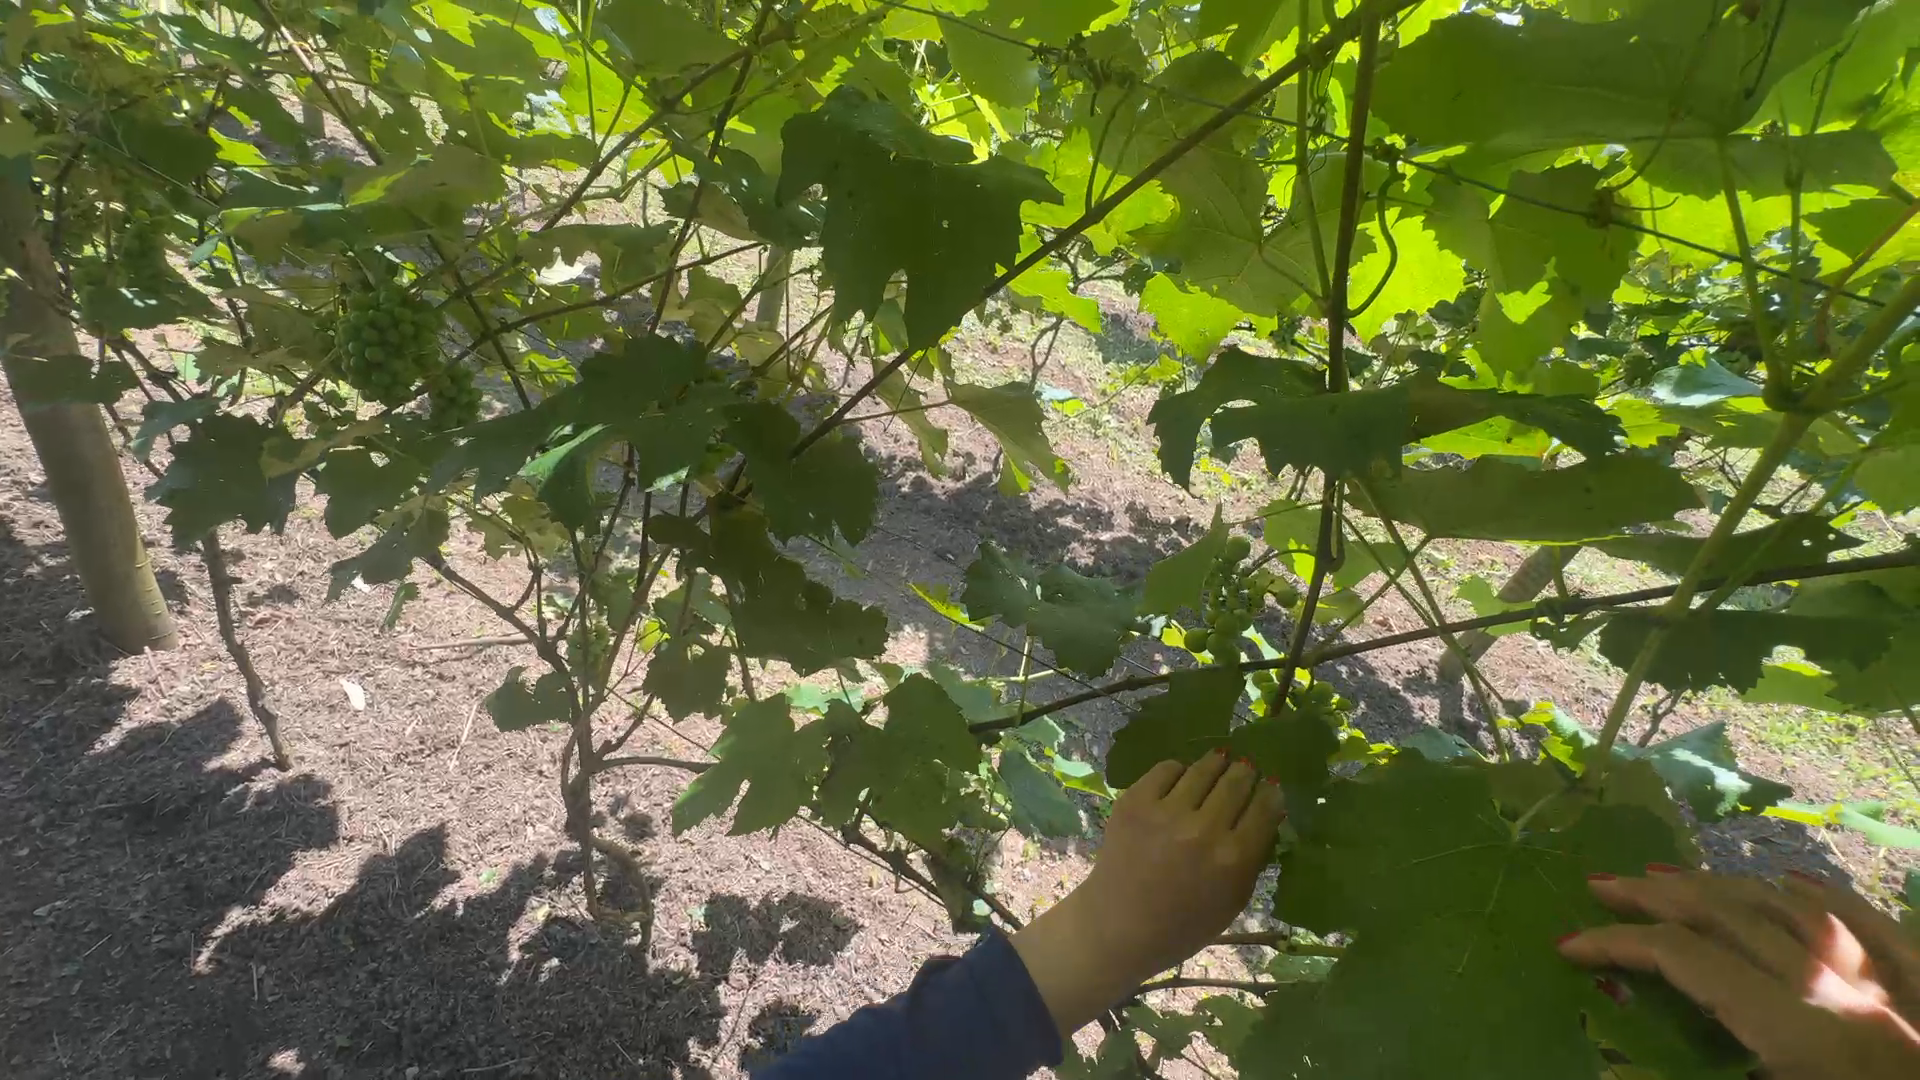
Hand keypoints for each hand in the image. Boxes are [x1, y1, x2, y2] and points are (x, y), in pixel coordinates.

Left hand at [1010, 750, 1286, 1035]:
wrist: (1122, 923)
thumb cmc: (1184, 922)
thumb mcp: (1234, 899)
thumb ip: (1253, 857)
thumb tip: (1267, 814)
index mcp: (1234, 859)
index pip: (1264, 809)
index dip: (1271, 793)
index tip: (1272, 785)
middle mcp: (1203, 829)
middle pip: (1235, 783)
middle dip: (1245, 773)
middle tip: (1247, 767)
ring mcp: (1166, 812)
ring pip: (1202, 770)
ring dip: (1216, 763)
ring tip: (1221, 758)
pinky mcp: (1135, 800)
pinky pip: (1166, 770)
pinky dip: (1178, 770)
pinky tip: (1182, 775)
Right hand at [1558, 867, 1919, 1079]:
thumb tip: (1615, 1059)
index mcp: (1809, 1038)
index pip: (1683, 959)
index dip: (1615, 944)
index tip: (1567, 946)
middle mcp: (1851, 996)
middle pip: (1731, 915)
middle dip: (1656, 895)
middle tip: (1601, 885)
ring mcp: (1905, 991)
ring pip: (1798, 909)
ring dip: (1723, 886)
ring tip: (1672, 878)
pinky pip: (1884, 930)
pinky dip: (1830, 899)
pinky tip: (1791, 882)